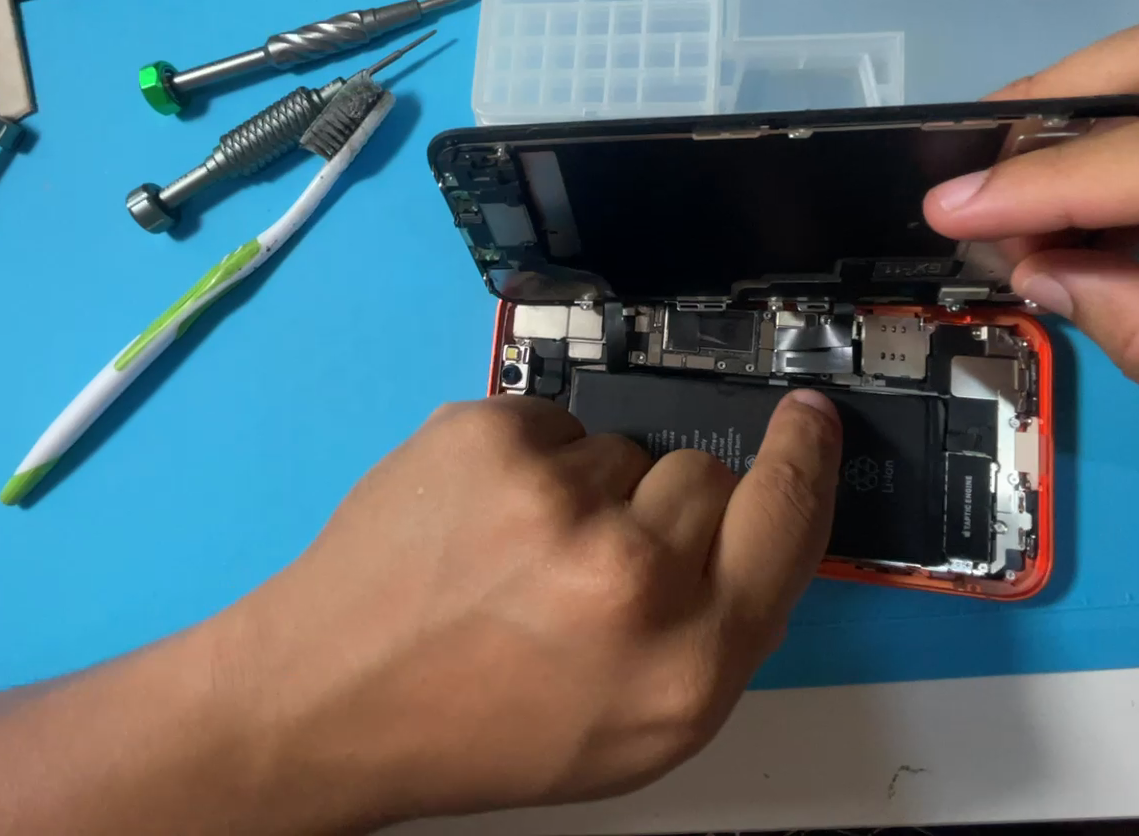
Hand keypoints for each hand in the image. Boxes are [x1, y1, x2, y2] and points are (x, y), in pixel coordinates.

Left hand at [215, 391, 842, 830]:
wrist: (331, 697)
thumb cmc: (487, 723)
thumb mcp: (631, 724)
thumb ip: (709, 630)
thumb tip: (744, 524)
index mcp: (685, 664)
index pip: (784, 522)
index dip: (802, 460)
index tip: (807, 414)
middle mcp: (631, 572)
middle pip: (700, 472)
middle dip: (659, 504)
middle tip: (590, 554)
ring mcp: (553, 492)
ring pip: (619, 446)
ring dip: (586, 485)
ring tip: (517, 545)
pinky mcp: (488, 435)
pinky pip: (550, 420)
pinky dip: (527, 458)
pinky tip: (479, 511)